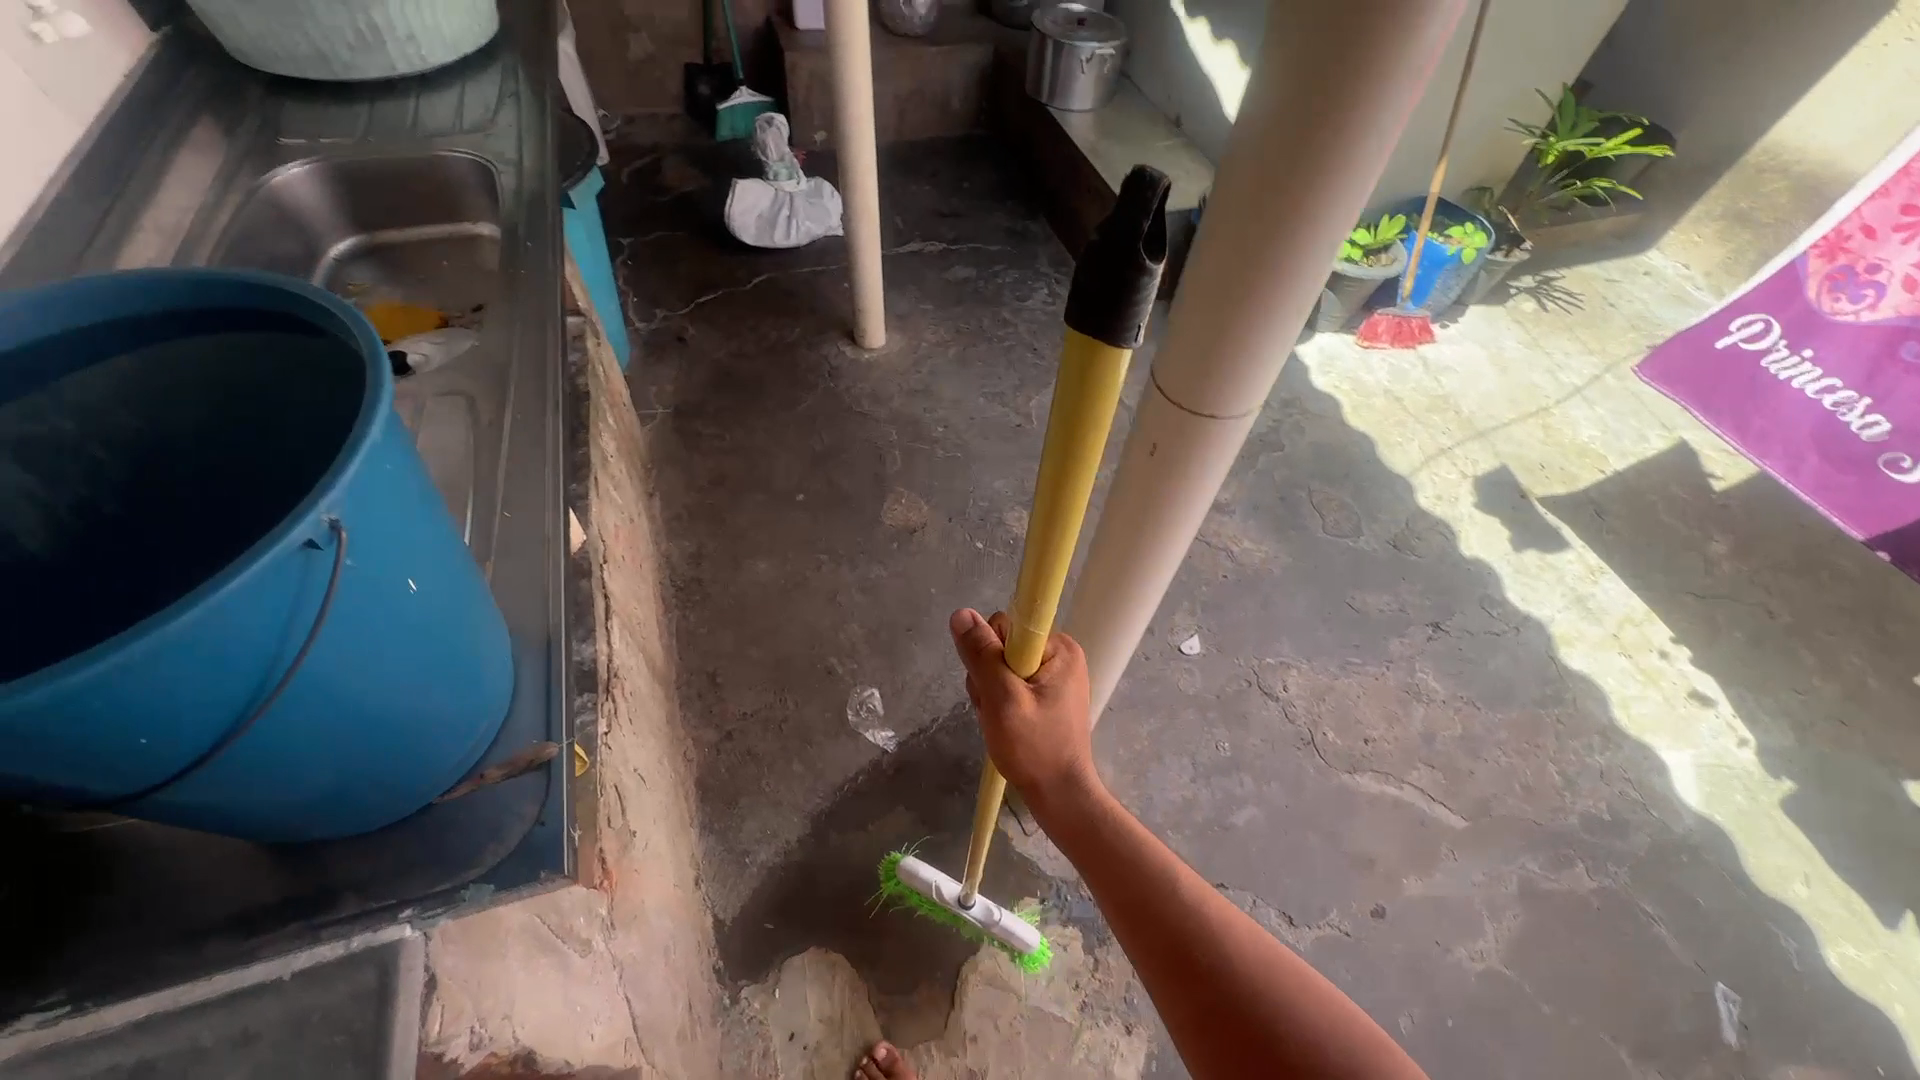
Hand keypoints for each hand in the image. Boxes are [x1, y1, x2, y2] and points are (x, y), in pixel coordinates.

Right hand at [948, 608, 1100, 811]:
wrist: (1059, 795)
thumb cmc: (1035, 748)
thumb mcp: (1002, 699)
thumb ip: (981, 655)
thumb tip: (961, 614)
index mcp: (1059, 648)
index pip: (1007, 625)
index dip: (989, 652)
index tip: (995, 685)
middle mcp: (1059, 655)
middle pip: (1001, 647)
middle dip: (987, 677)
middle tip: (995, 710)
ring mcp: (1052, 677)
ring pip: (1000, 668)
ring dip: (989, 694)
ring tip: (999, 721)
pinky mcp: (1045, 696)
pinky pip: (1009, 686)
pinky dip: (998, 704)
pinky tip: (1002, 724)